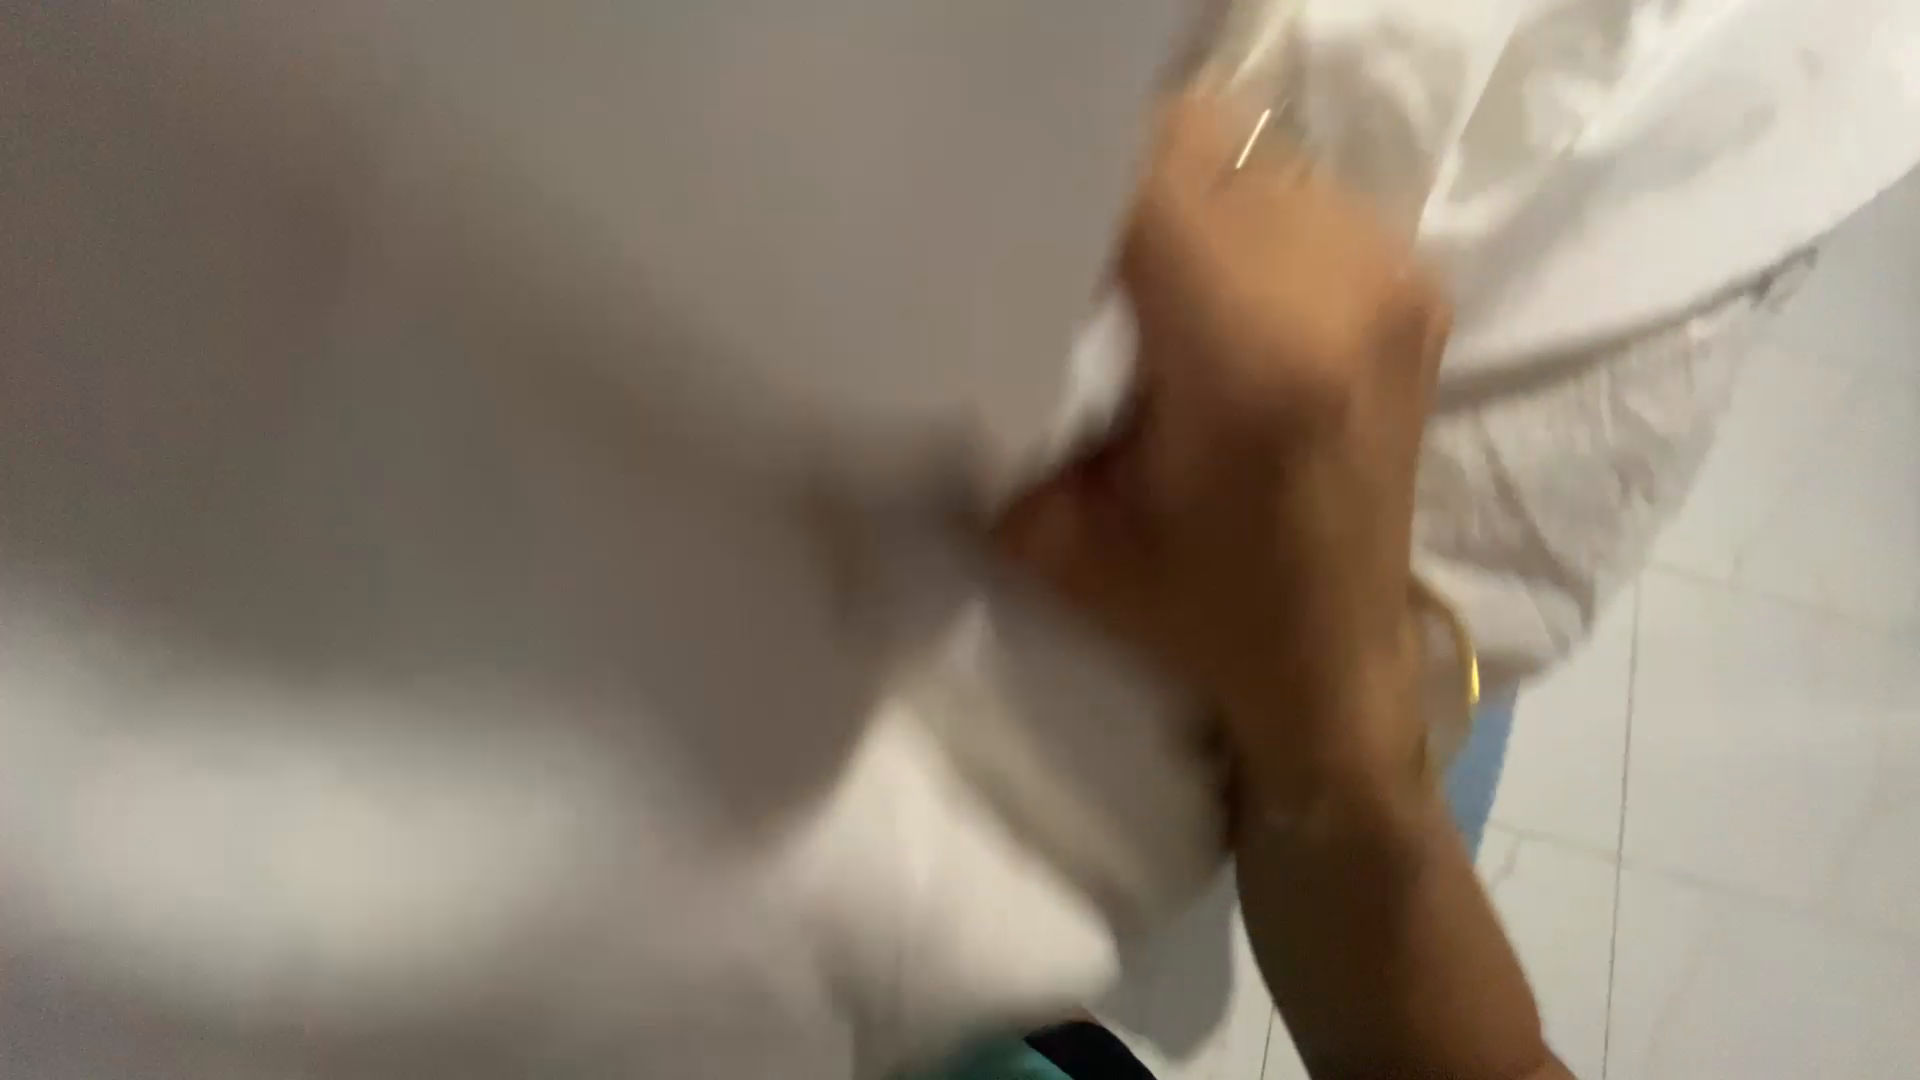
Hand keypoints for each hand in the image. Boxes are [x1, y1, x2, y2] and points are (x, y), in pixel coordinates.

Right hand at [993, 95, 1448, 796]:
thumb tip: (963, 318)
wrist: (1331, 658)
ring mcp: (1393, 275)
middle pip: (1199, 142)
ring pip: (1247, 153)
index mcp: (1252, 358)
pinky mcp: (1413, 283)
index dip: (1065, 182)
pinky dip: (1228, 216)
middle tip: (1067, 260)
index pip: (1146, 176)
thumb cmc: (1195, 614)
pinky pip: (1293, 191)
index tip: (1016, 231)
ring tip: (1131, 278)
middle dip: (1112, 185)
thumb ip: (1003, 420)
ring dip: (1173, 198)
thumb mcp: (1058, 538)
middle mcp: (1342, 289)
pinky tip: (1201, 291)